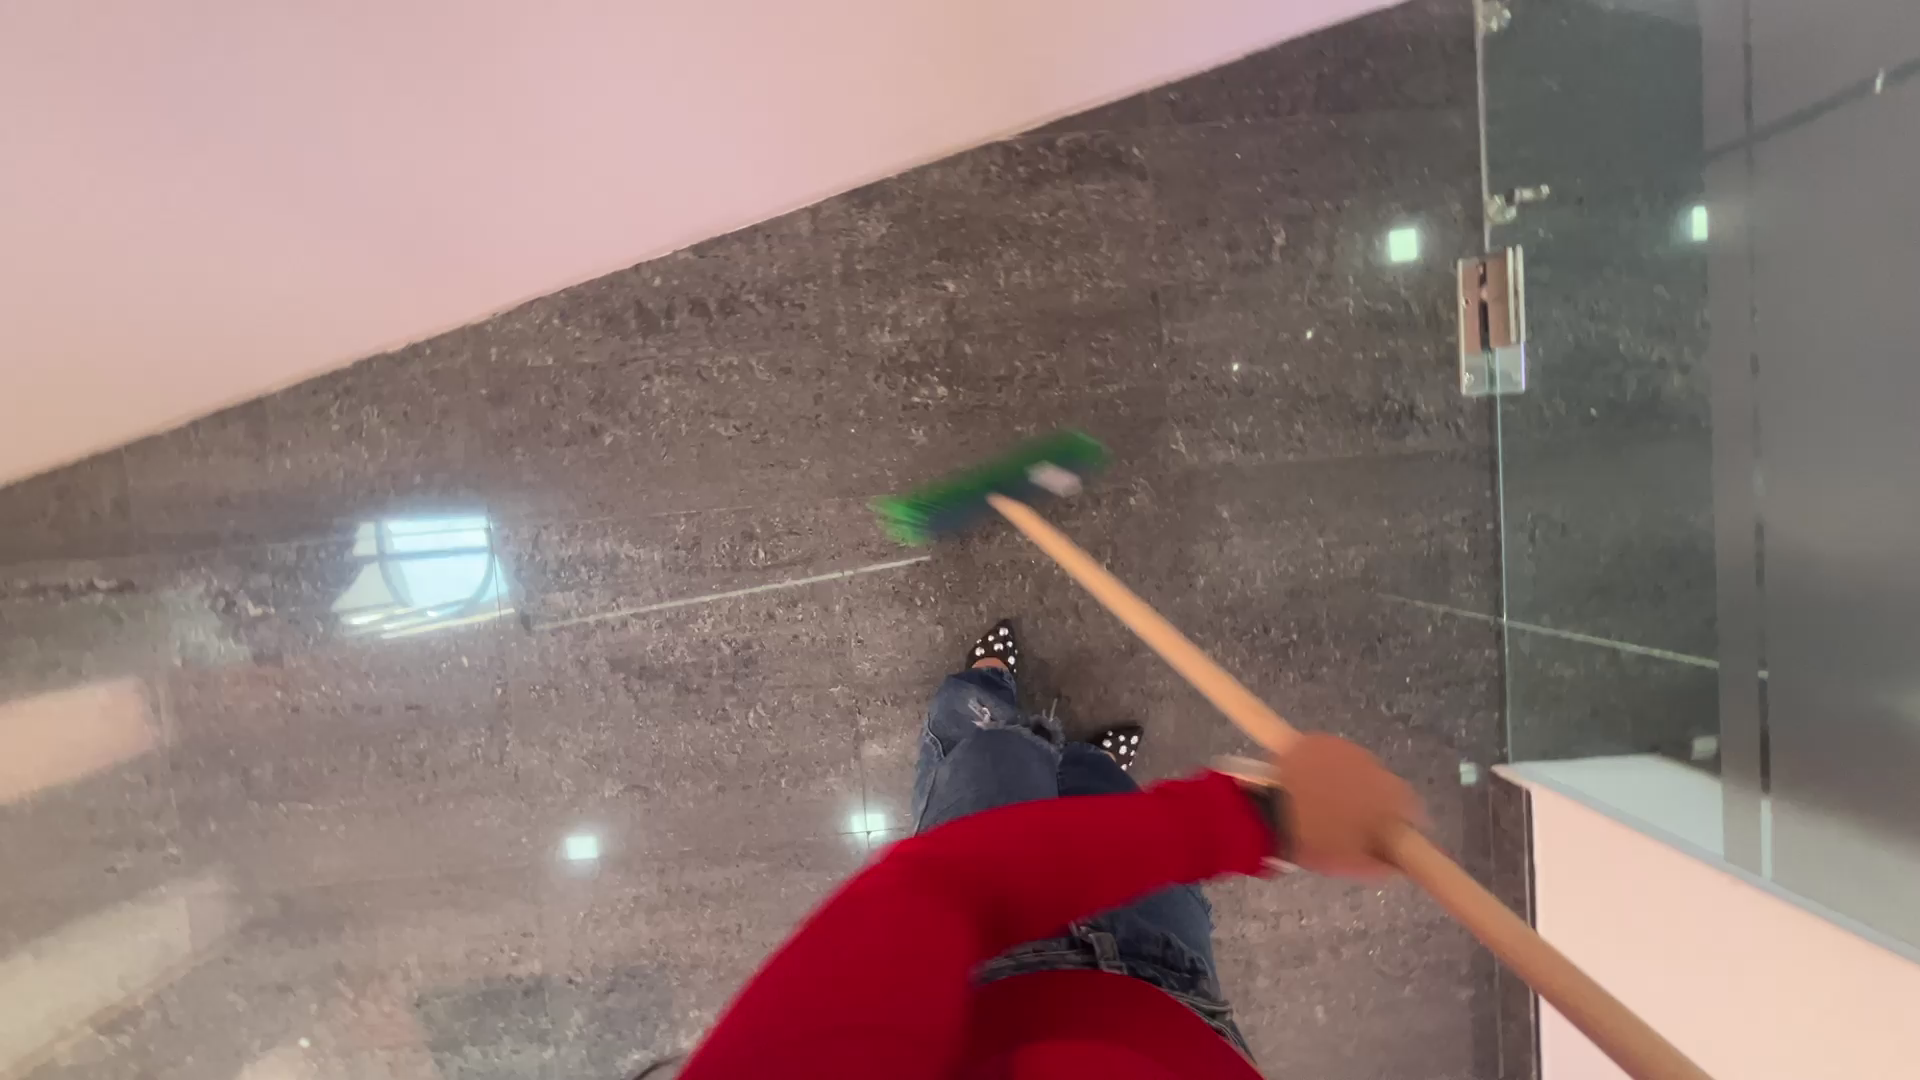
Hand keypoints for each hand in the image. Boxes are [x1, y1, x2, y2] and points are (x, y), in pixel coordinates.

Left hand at [1274, 734, 1421, 879]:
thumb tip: (1399, 858)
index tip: (1389, 832)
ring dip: (1351, 778)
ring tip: (1329, 796)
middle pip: (1384, 782)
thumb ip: (1388, 860)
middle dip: (1374, 798)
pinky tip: (1313, 779)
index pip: (1412, 807)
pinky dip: (1327, 764)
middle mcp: (1373, 765)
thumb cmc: (1315, 840)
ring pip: (1358, 765)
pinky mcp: (1317, 739)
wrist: (1265, 811)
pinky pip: (1331, 752)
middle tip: (1354, 816)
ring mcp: (1342, 748)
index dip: (1401, 821)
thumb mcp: (1357, 864)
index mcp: (1389, 796)